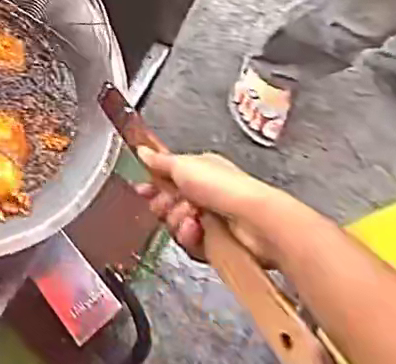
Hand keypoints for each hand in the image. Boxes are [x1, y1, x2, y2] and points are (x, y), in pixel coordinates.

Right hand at [132, 148, 295, 268]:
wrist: (254, 220)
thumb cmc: (220, 185)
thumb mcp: (183, 165)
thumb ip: (159, 162)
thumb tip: (141, 150)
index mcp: (198, 170)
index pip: (168, 177)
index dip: (153, 184)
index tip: (142, 190)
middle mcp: (204, 194)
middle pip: (169, 204)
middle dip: (165, 205)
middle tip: (169, 205)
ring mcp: (211, 220)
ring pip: (178, 226)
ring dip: (179, 222)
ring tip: (191, 219)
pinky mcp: (216, 245)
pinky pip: (192, 245)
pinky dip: (191, 239)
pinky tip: (197, 232)